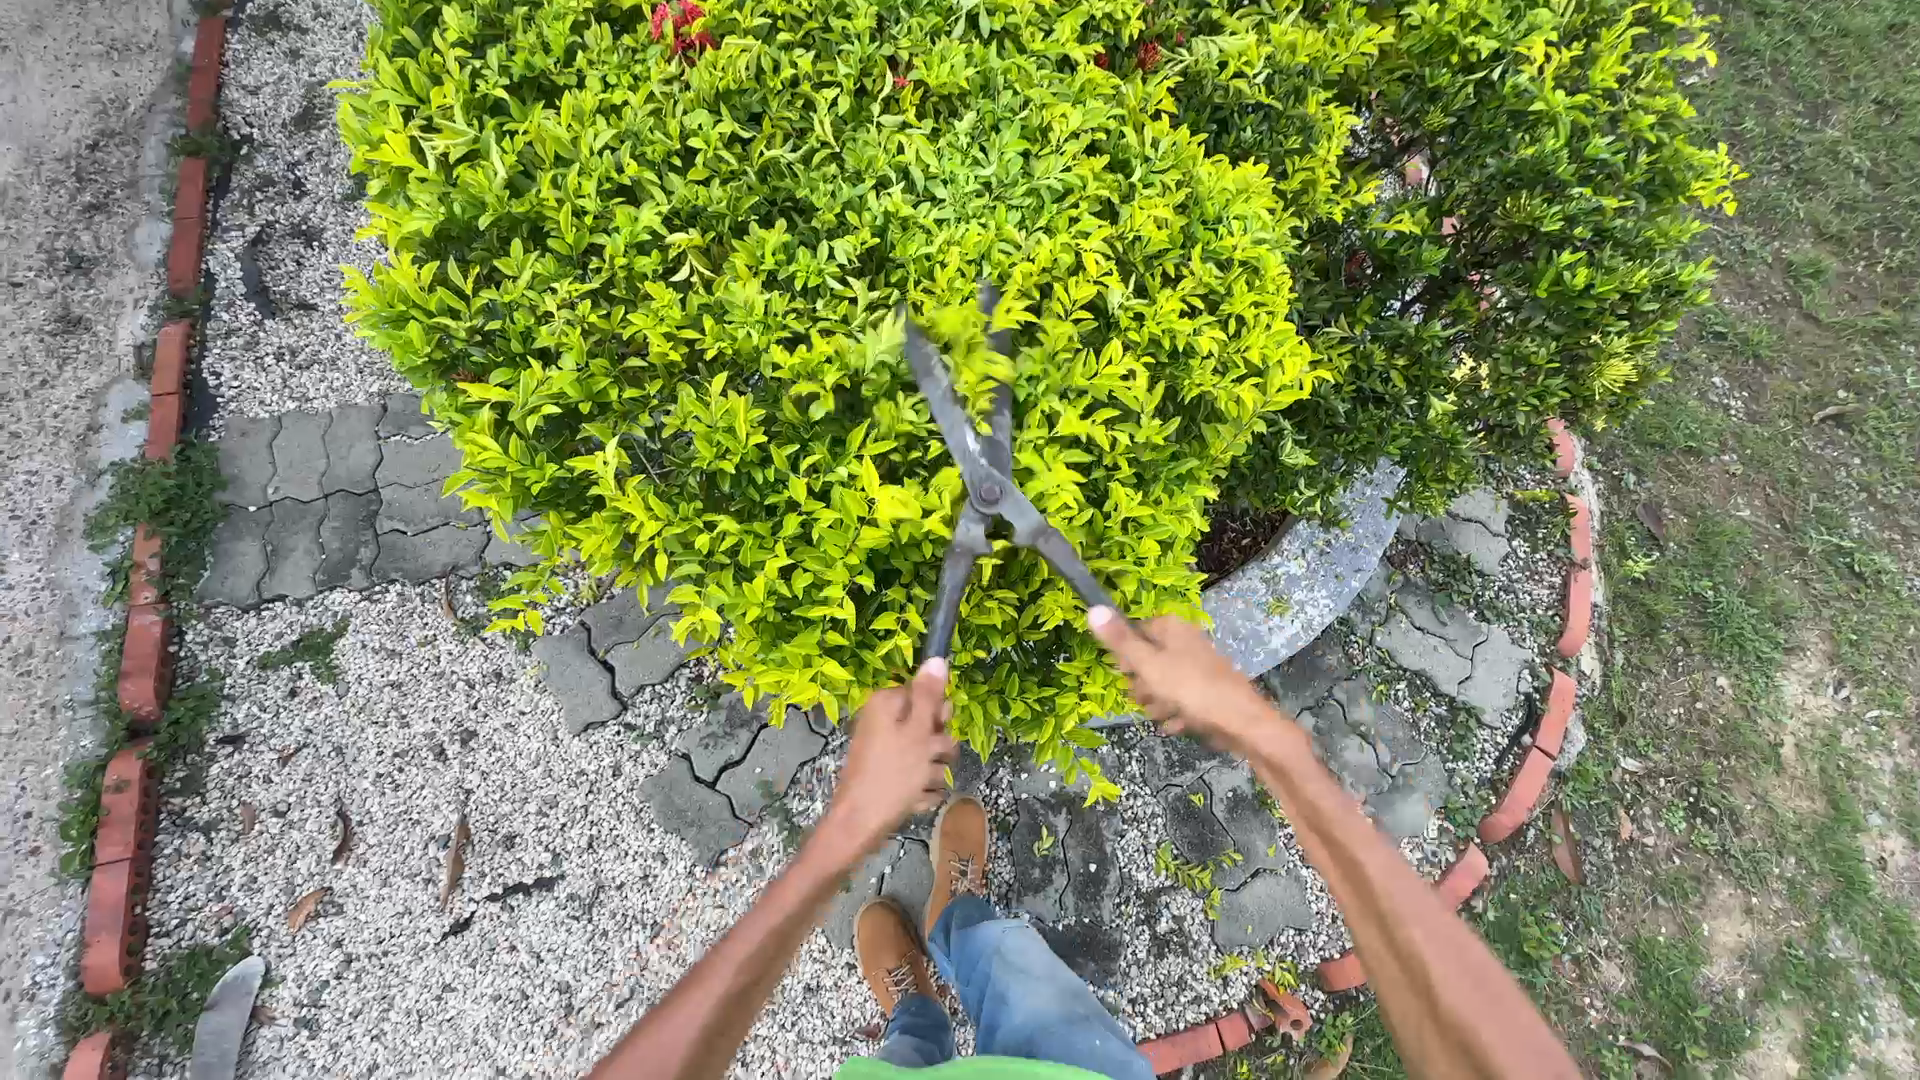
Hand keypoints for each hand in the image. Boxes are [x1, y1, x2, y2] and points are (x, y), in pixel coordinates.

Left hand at [827, 659, 957, 849]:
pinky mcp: (888, 774)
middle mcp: (883, 721)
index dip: (938, 716)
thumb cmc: (891, 775)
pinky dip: (919, 789)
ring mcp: (885, 749)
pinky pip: (916, 775)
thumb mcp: (917, 731)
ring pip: (927, 754)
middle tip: (927, 760)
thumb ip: (929, 695)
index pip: (927, 695)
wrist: (860, 825)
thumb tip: (936, 658)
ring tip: (917, 785)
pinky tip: (912, 799)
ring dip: (930, 772)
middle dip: (937, 748)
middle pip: (930, 725)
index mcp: (886, 703)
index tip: (935, 730)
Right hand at [1087, 607, 1277, 751]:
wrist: (1240, 721)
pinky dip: (1177, 713)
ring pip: (1163, 684)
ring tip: (1166, 714)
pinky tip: (1179, 724)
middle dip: (1143, 685)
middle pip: (1148, 661)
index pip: (1134, 633)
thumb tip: (1092, 609)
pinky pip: (1181, 700)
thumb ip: (1119, 640)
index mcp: (1171, 628)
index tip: (1126, 674)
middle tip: (1147, 697)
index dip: (1126, 657)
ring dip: (1158, 703)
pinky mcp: (1207, 690)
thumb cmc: (1190, 688)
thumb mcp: (1148, 664)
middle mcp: (1185, 641)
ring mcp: (1198, 666)